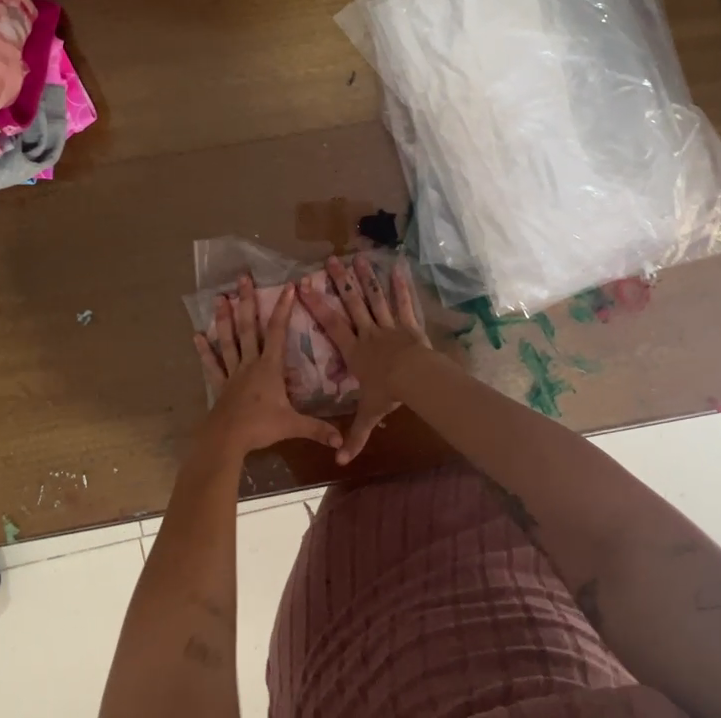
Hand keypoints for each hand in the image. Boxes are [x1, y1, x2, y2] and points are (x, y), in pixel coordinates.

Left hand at [194, 275, 344, 459]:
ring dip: (224, 318)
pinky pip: (212, 365)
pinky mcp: (220, 385)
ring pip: (228, 340)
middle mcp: (250, 363)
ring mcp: (232, 373)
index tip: (288, 286)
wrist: (226, 439)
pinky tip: (196, 336)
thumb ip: (317, 429)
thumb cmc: (260, 428)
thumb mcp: (293, 426)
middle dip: (247, 301)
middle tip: (242, 278)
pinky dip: (205, 351)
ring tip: (219, 297)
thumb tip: (342, 441)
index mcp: (269, 366)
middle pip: (248, 327)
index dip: (283, 308)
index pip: (278, 331)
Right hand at [298, 255, 432, 465]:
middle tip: (330, 261)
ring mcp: (388, 325)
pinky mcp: (408, 324)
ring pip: (374, 298)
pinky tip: (397, 269)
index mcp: (354, 350)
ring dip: (365, 278)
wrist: (416, 379)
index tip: (304, 287)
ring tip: (358, 259)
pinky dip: (400, 286)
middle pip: (351, 304)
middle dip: (339, 282)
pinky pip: (403, 302)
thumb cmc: (388, 394)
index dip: (317, 305)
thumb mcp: (368, 415)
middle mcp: (367, 332)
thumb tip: (339, 461)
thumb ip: (354, 436)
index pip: (331, 325)